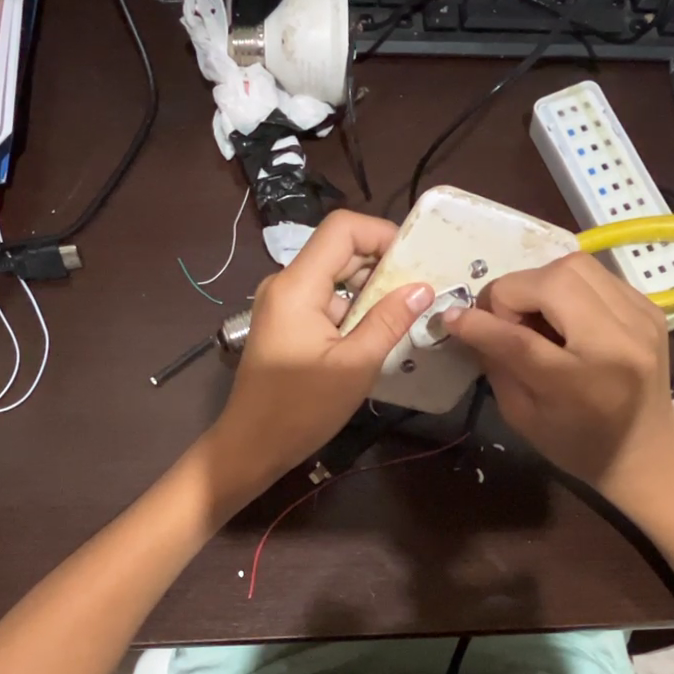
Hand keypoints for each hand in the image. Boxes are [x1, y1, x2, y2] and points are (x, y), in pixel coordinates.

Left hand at [206, 211, 432, 490]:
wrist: (251, 445)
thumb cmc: (301, 408)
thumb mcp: (355, 366)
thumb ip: (389, 321)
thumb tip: (422, 288)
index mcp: (297, 285)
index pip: (342, 228)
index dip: (381, 234)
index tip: (415, 261)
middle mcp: (285, 285)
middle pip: (339, 250)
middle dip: (381, 264)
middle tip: (420, 290)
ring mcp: (282, 305)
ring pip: (333, 278)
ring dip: (369, 291)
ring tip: (406, 314)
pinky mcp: (285, 325)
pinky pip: (324, 302)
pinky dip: (352, 311)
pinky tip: (378, 335)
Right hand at [444, 252, 673, 505]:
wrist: (646, 449)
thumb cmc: (575, 443)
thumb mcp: (522, 415)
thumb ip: (496, 364)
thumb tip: (468, 321)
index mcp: (579, 381)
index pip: (518, 338)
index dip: (478, 322)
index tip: (452, 317)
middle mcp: (617, 341)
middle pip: (553, 280)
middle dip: (513, 292)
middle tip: (505, 320)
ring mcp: (639, 317)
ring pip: (575, 265)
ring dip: (539, 283)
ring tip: (533, 314)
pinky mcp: (648, 306)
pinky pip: (596, 275)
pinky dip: (567, 287)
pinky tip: (563, 315)